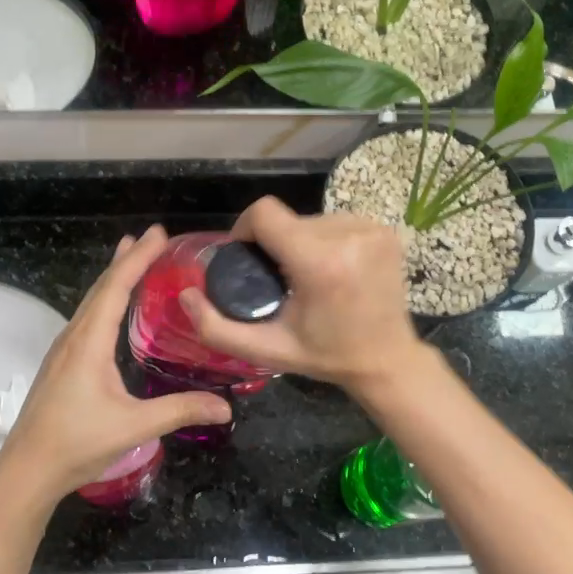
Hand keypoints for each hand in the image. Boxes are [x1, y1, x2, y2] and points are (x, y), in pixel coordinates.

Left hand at [0, 226, 232, 501]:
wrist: (28, 469)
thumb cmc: (77, 443)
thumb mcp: (134, 426)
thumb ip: (179, 411)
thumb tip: (225, 407)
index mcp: (89, 343)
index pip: (116, 289)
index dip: (138, 259)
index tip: (157, 234)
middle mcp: (73, 340)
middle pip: (100, 289)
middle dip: (125, 261)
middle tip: (149, 238)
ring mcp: (63, 353)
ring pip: (90, 305)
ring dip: (112, 281)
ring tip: (130, 262)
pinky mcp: (61, 367)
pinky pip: (85, 322)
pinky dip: (103, 304)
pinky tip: (111, 314)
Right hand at [178, 197, 425, 391]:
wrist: (386, 360)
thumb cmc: (325, 357)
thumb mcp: (266, 349)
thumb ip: (217, 329)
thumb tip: (186, 296)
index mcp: (320, 263)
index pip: (265, 213)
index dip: (245, 229)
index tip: (245, 256)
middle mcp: (348, 237)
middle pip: (289, 219)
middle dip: (276, 243)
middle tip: (276, 278)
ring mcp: (371, 230)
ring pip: (313, 218)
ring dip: (301, 241)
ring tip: (303, 275)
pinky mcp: (385, 230)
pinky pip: (338, 222)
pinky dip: (327, 240)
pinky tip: (330, 269)